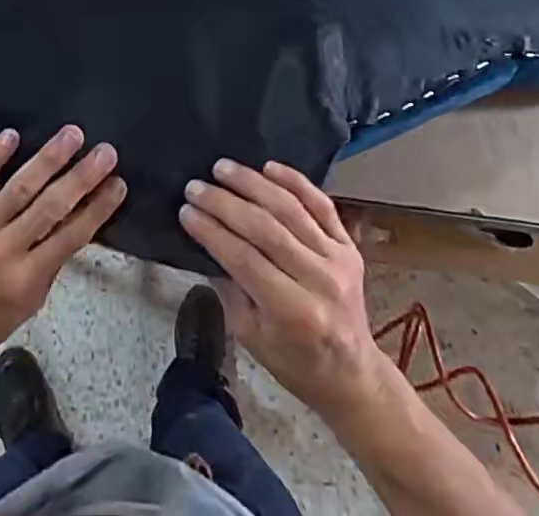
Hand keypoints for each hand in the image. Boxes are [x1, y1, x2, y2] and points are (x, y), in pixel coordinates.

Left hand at [0, 125, 126, 381]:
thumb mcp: (27, 305)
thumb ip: (50, 265)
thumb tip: (76, 224)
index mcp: (26, 278)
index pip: (72, 236)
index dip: (98, 208)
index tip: (118, 183)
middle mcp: (4, 250)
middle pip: (50, 206)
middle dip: (82, 177)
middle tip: (106, 151)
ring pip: (18, 188)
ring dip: (48, 158)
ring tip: (72, 134)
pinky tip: (11, 135)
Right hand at [178, 159, 391, 425]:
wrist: (353, 372)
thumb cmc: (293, 361)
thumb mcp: (250, 334)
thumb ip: (229, 286)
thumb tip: (204, 240)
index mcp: (293, 312)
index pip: (244, 259)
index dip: (211, 231)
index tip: (185, 211)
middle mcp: (319, 280)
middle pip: (265, 229)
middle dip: (224, 203)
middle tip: (195, 186)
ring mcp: (338, 259)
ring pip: (290, 210)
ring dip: (253, 184)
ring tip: (222, 168)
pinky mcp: (349, 246)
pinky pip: (321, 205)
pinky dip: (295, 181)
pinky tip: (268, 166)